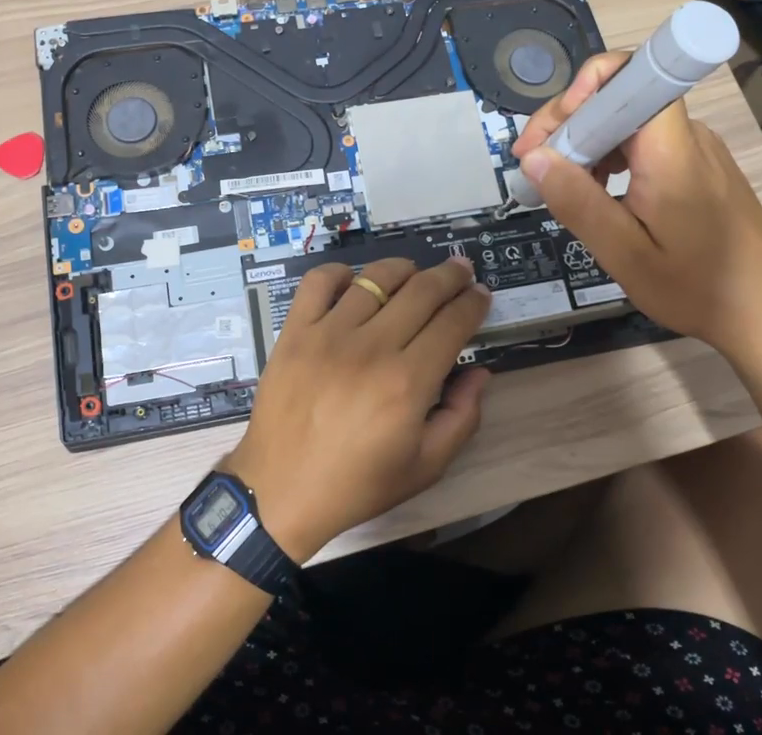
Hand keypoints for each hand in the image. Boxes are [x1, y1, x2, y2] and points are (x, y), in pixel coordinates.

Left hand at [223, 257, 492, 561]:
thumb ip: (462, 417)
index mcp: (408, 383)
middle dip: (450, 276)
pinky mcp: (294, 333)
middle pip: (421, 291)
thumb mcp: (425, 466)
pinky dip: (340, 273)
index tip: (481, 295)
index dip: (473, 303)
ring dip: (404, 269)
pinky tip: (354, 282)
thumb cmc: (357, 484)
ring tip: (414, 273)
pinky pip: (318, 283)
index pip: (452, 323)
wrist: (281, 492)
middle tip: (461, 270)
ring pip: (374, 279)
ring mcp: (328, 336)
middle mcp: (371, 349)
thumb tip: (479, 372)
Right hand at [510, 52, 761, 358]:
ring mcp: (694, 149)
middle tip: (532, 167)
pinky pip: (644, 144)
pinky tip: (596, 194)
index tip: (555, 132)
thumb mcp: (625, 255)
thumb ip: (579, 203)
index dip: (587, 85)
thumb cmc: (698, 287)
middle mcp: (685, 135)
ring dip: (587, 142)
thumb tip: (534, 158)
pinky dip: (610, 158)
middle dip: (569, 121)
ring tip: (558, 186)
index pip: (632, 73)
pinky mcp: (697, 167)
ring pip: (629, 121)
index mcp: (669, 150)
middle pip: (620, 96)